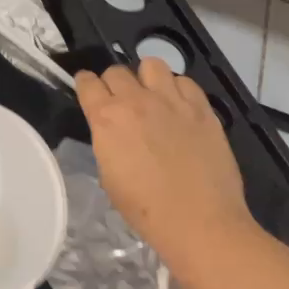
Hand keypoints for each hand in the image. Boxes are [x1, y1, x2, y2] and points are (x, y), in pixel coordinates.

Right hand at [76, 58, 254, 250]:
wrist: (201, 223)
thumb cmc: (147, 210)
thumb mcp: (109, 176)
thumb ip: (107, 141)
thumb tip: (113, 131)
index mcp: (107, 118)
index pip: (87, 82)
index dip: (86, 85)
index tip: (90, 92)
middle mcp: (136, 100)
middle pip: (117, 70)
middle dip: (115, 84)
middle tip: (123, 104)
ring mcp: (171, 101)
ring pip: (152, 64)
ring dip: (147, 79)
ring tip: (153, 98)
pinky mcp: (202, 108)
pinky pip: (185, 82)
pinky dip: (178, 90)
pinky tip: (180, 109)